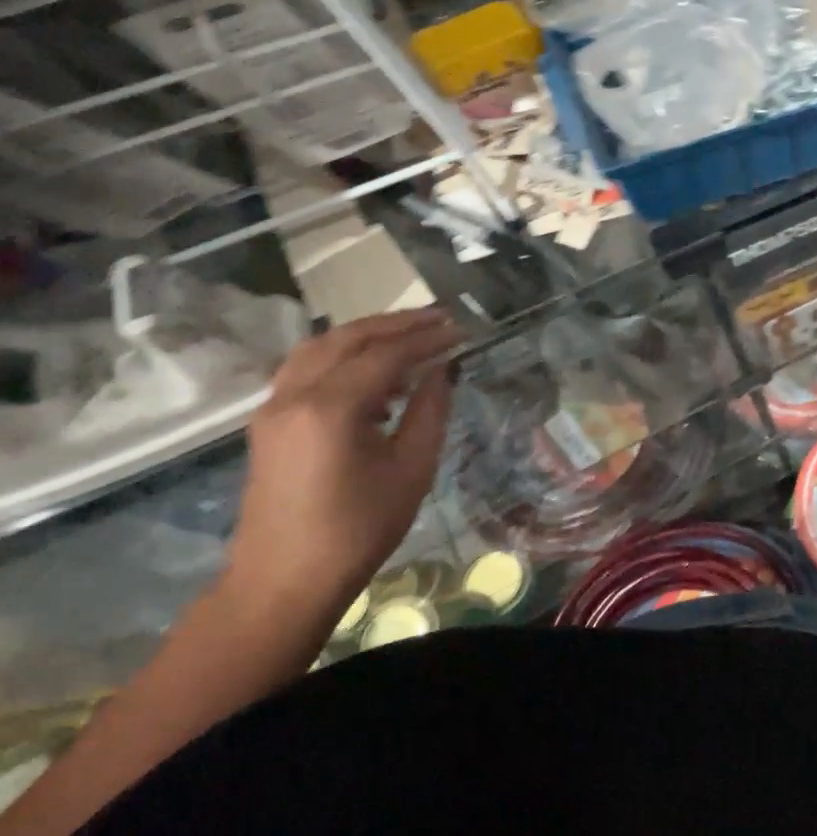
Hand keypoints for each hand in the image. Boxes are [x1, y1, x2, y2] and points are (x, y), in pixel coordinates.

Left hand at [228, 310, 461, 610]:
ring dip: (365, 336)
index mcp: (331, 407)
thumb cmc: (359, 528)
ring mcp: (274, 409)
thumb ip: (429, 410)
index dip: (427, 339)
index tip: (464, 331)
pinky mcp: (270, 424)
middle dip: (396, 325)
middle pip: (345, 339)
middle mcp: (294, 397)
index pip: (385, 354)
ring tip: (410, 337)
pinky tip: (376, 374)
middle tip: (440, 319)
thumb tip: (443, 371)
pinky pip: (306, 371)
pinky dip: (343, 358)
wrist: (285, 580)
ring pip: (318, 349)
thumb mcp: (412, 468)